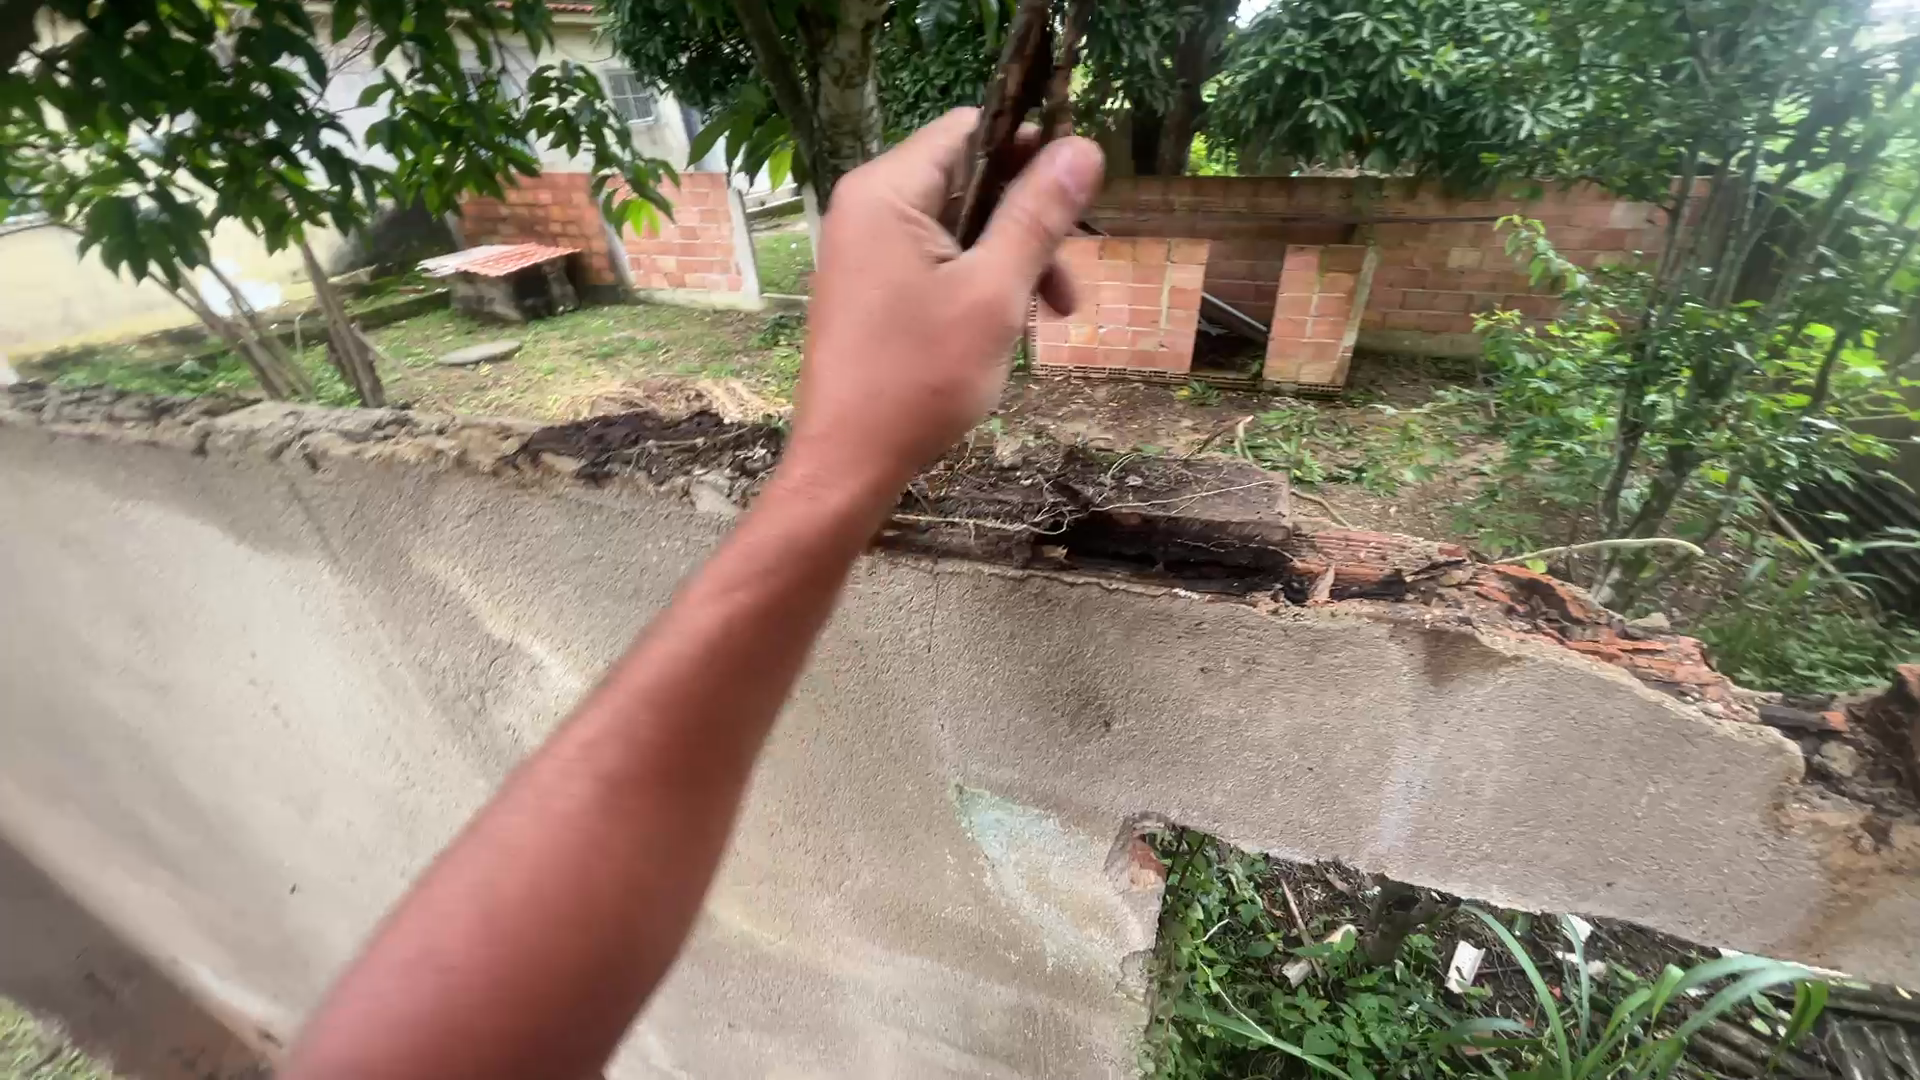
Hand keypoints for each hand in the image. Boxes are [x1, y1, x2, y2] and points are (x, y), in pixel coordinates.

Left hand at [781, 108, 1104, 501]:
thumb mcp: (993, 294)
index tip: (1077, 196)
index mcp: (886, 192)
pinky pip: (933, 271)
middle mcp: (867, 212)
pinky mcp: (869, 297)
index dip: (1030, 151)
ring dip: (1008, 267)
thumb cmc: (920, 378)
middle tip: (1067, 287)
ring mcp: (864, 257)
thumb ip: (1036, 217)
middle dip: (1025, 229)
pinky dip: (975, 290)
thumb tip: (1084, 147)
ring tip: (1047, 320)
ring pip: (956, 236)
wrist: (849, 463)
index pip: (970, 131)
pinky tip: (1002, 332)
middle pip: (967, 187)